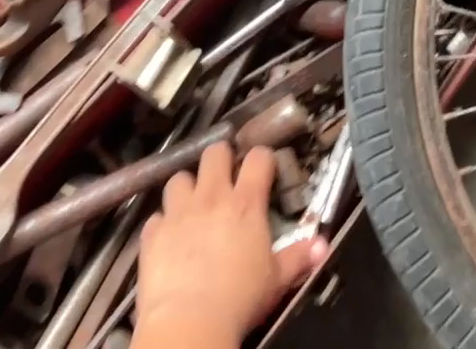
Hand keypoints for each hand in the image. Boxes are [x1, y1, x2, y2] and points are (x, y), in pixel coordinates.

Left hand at [134, 143, 328, 346]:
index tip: (264, 170)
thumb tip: (323, 245)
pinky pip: (156, 216)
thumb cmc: (240, 298)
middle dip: (221, 159)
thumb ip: (299, 257)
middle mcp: (211, 197)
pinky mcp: (152, 232)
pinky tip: (169, 238)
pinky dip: (163, 223)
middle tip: (226, 177)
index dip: (263, 159)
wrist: (189, 322)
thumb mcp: (277, 280)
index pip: (258, 158)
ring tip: (193, 205)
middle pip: (214, 153)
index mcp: (246, 203)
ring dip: (187, 188)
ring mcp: (178, 211)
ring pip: (179, 178)